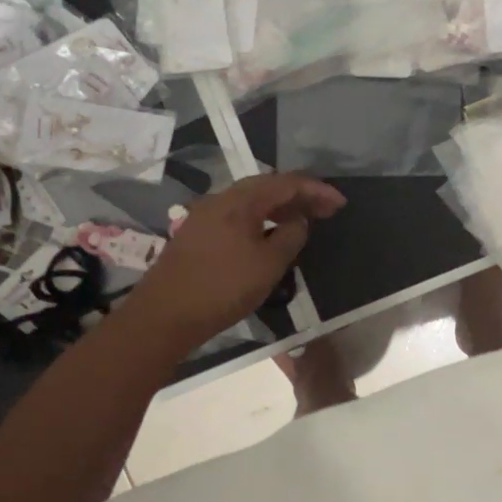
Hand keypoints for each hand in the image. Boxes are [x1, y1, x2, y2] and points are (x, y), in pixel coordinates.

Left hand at [125, 174, 345, 347]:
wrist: (162, 318)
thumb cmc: (223, 287)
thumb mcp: (270, 263)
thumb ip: (292, 236)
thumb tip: (298, 221)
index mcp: (240, 201)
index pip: (286, 183)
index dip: (317, 190)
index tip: (340, 203)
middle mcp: (220, 201)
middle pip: (267, 187)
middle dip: (299, 196)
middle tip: (326, 210)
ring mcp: (204, 218)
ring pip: (250, 202)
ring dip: (280, 208)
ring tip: (303, 221)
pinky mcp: (196, 236)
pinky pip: (237, 216)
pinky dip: (261, 219)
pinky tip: (270, 236)